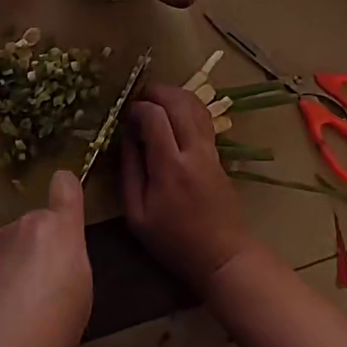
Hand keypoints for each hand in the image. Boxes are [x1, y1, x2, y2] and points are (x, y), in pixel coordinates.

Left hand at [0, 170, 92, 346]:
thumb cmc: (50, 327)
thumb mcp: (81, 290)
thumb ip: (71, 258)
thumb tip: (56, 255)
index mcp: (60, 228)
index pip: (65, 185)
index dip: (66, 193)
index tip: (66, 210)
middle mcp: (26, 224)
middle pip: (39, 223)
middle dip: (41, 245)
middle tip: (43, 286)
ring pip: (14, 244)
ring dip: (16, 262)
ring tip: (15, 305)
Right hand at [120, 84, 260, 289]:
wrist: (221, 253)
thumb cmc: (173, 240)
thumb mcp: (137, 215)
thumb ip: (129, 172)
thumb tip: (125, 138)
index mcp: (170, 166)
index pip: (155, 117)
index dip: (138, 107)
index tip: (126, 113)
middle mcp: (193, 150)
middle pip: (178, 102)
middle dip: (156, 92)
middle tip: (138, 98)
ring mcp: (210, 149)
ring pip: (195, 105)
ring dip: (174, 95)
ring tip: (154, 101)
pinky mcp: (218, 152)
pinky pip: (203, 117)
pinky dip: (187, 106)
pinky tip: (174, 113)